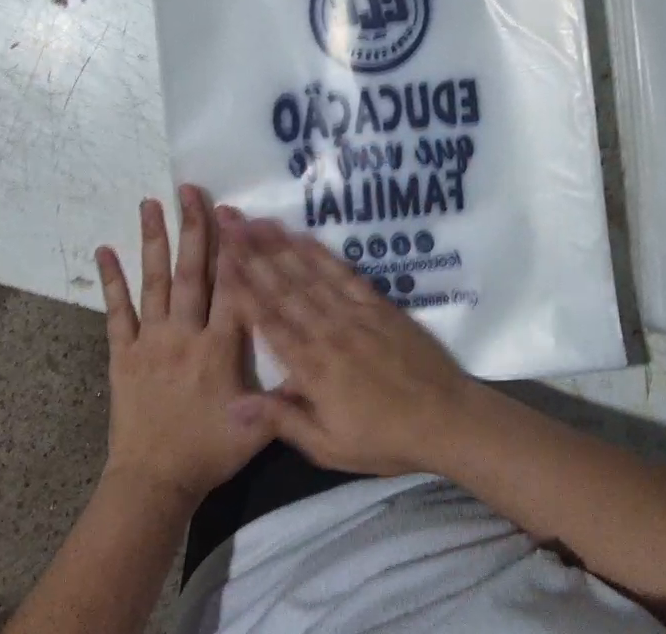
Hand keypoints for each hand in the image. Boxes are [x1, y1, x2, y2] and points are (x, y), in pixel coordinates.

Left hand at [94, 187, 269, 500]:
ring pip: (154, 283)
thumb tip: (315, 363)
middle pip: (193, 273)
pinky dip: (111, 281)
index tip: (236, 214)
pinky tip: (105, 251)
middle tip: (190, 191)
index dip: (237, 249)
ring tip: (151, 204)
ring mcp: (150, 342)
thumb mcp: (260, 428)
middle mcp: (185, 335)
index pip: (233, 288)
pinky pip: (116, 312)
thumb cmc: (210, 453)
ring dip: (153, 242)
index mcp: (220, 348)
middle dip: (194, 230)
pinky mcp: (122, 355)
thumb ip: (285, 395)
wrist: (153, 483)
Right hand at [224, 219, 480, 476]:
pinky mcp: (381, 307)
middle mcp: (329, 332)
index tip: (220, 255)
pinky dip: (323, 255)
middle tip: (229, 221)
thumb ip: (281, 420)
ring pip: (311, 275)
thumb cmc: (384, 440)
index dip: (241, 285)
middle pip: (284, 287)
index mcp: (312, 367)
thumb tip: (231, 406)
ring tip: (257, 220)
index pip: (267, 319)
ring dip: (281, 245)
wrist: (446, 419)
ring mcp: (356, 315)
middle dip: (253, 252)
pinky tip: (305, 237)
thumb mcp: (328, 446)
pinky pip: (346, 276)